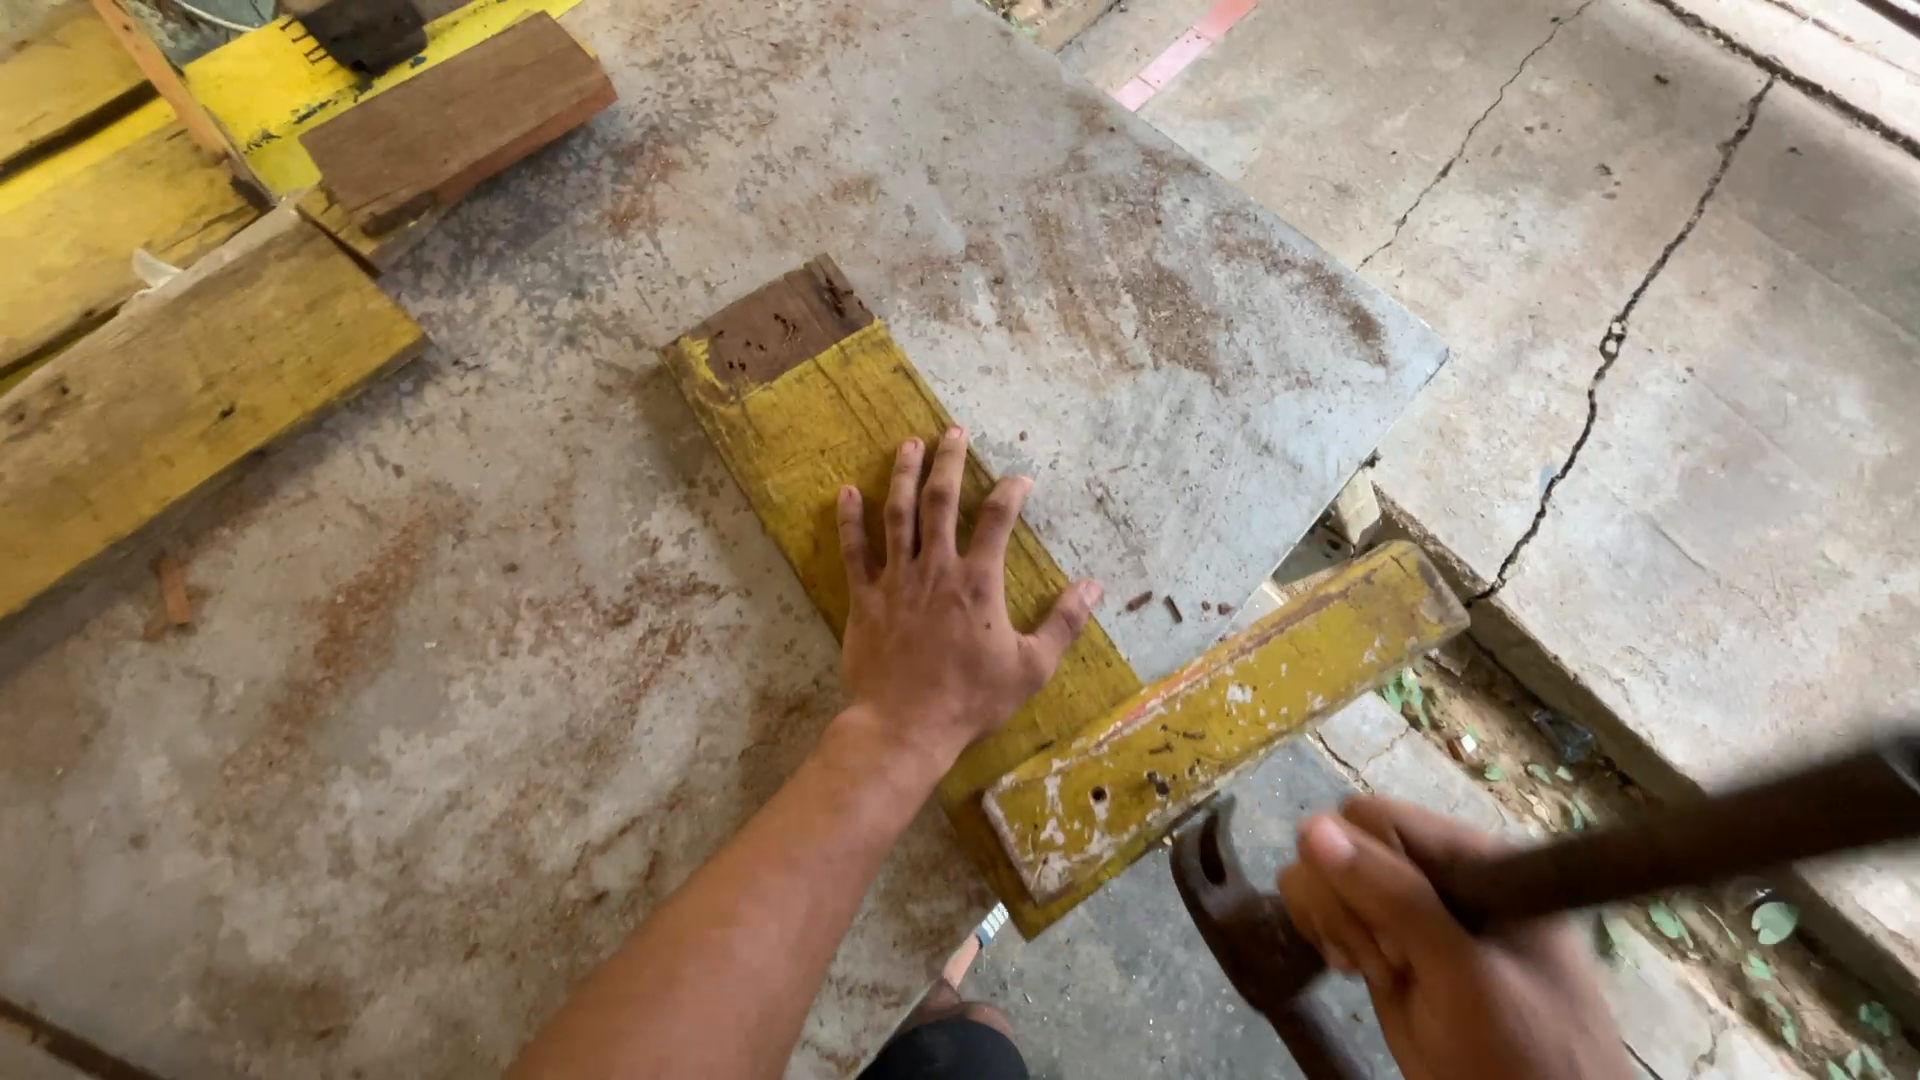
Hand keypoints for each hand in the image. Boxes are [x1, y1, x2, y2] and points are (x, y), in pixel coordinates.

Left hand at [835, 427, 1101, 762]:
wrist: (907, 726)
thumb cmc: (972, 699)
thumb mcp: (1031, 667)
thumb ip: (1064, 623)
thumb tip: (1095, 586)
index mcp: (978, 581)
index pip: (997, 520)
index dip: (1011, 493)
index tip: (1019, 479)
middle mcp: (936, 568)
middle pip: (942, 501)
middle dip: (949, 461)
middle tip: (952, 431)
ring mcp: (896, 580)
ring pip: (898, 515)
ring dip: (903, 475)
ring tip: (909, 444)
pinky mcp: (864, 598)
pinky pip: (854, 551)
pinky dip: (850, 520)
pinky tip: (847, 491)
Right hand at [1277, 797, 1633, 1079]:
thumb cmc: (1520, 1057)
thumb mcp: (1466, 978)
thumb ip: (1396, 899)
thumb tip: (1311, 828)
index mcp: (1475, 857)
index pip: (1375, 818)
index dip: (1363, 866)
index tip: (1392, 934)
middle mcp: (1435, 868)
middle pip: (1339, 839)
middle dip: (1344, 900)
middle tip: (1388, 961)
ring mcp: (1403, 902)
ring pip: (1318, 868)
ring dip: (1330, 920)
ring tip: (1371, 970)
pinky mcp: (1374, 932)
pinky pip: (1315, 898)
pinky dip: (1318, 929)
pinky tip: (1348, 967)